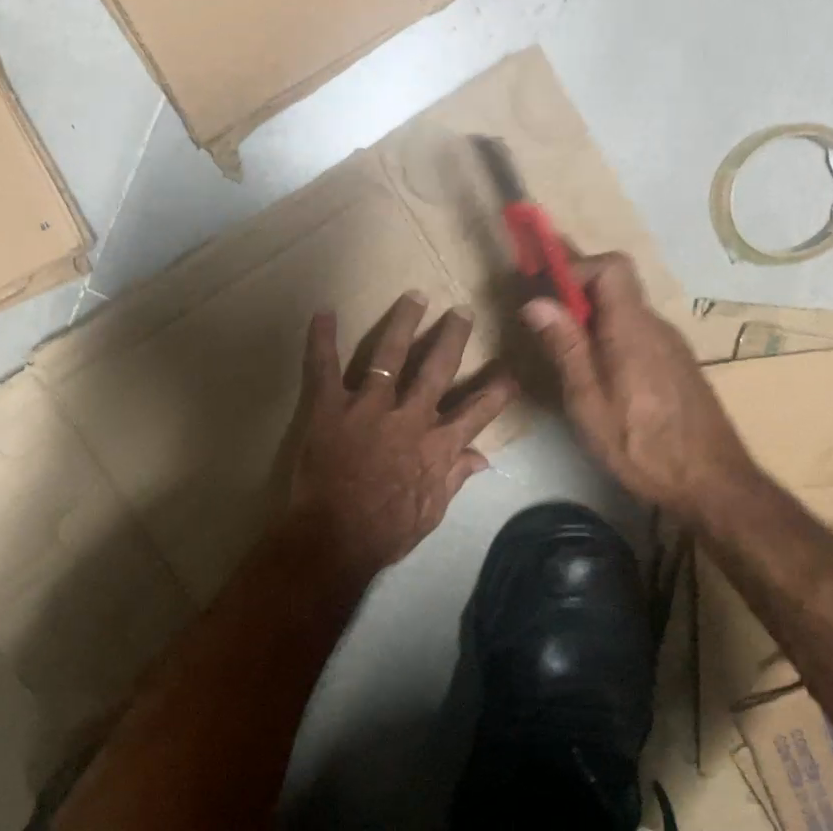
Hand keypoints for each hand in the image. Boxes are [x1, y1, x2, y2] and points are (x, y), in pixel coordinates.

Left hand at [280, 292, 516, 574]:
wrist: (336, 536)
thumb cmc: (386, 531)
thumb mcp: (432, 511)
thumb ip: (455, 478)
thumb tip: (482, 458)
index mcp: (437, 445)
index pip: (476, 412)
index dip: (496, 391)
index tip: (509, 370)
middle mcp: (409, 417)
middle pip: (436, 368)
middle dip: (452, 337)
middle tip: (462, 311)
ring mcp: (368, 407)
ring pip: (389, 355)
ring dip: (404, 323)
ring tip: (414, 295)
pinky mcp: (329, 407)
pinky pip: (324, 366)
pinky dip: (322, 338)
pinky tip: (324, 311)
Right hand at [520, 253, 754, 519]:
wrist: (714, 486)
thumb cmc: (643, 448)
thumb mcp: (589, 402)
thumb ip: (566, 347)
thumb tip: (536, 301)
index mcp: (633, 331)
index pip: (612, 267)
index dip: (575, 267)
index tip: (542, 291)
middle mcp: (656, 328)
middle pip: (615, 286)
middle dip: (573, 293)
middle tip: (539, 322)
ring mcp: (670, 346)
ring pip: (623, 312)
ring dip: (588, 318)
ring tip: (560, 352)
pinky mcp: (675, 365)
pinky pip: (635, 333)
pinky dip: (607, 337)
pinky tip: (594, 374)